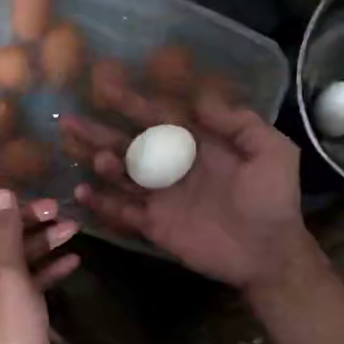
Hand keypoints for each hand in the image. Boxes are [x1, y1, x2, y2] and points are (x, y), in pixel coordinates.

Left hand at [0, 173, 79, 343]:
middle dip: (22, 216)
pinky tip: (74, 260)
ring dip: (41, 239)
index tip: (8, 175)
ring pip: (14, 256)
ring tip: (73, 227)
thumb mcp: (6, 276)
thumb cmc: (3, 332)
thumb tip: (1, 194)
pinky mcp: (12, 313)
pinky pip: (28, 281)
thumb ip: (4, 232)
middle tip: (56, 206)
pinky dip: (47, 269)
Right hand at [66, 94, 321, 292]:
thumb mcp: (271, 152)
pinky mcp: (154, 225)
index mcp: (197, 145)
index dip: (133, 104)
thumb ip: (239, 124)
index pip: (159, 118)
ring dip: (104, 164)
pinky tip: (82, 193)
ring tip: (96, 158)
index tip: (105, 89)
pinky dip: (102, 203)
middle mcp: (172, 167)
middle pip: (129, 144)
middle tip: (70, 120)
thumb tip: (200, 100)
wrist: (268, 253)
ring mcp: (161, 197)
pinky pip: (122, 211)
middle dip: (100, 132)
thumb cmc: (273, 200)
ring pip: (122, 175)